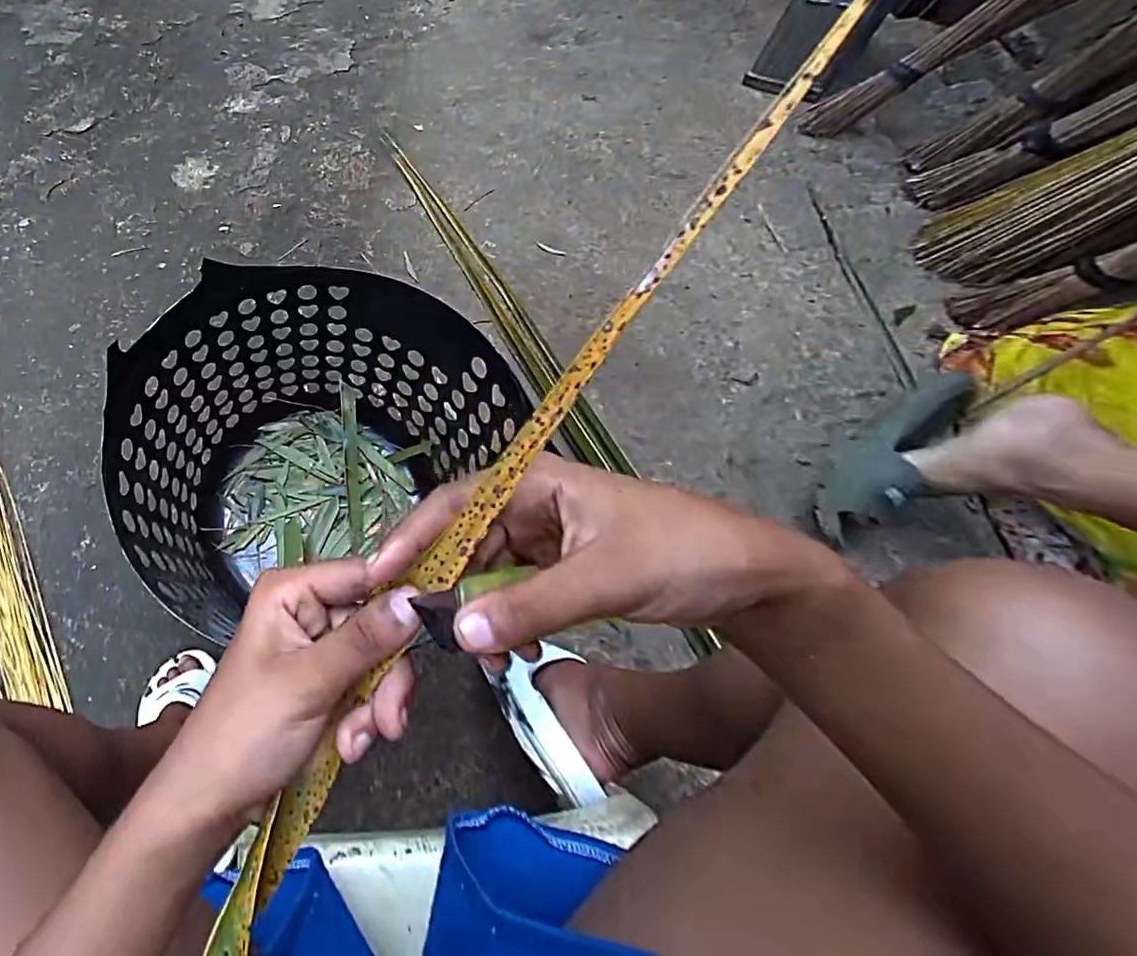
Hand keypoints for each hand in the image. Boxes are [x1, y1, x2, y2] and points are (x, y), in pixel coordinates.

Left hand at [148, 560, 421, 826]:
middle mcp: (305, 610)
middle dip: (385, 676)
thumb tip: (412, 600)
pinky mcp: (326, 681)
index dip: (399, 594)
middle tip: (387, 718)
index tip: (437, 616)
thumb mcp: (308, 682)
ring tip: (356, 738)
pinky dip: (365, 717)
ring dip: (375, 704)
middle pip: (377, 622)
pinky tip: (347, 744)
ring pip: (378, 659)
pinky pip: (367, 686)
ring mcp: (317, 648)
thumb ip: (363, 640)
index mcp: (290, 592)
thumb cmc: (246, 732)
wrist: (215, 797)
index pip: (361, 573)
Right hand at [370, 455, 848, 655]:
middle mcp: (525, 505)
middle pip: (461, 542)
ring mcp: (538, 537)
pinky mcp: (551, 567)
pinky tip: (512, 649)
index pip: (454, 503)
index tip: (381, 574)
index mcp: (531, 482)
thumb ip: (529, 605)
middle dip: (445, 587)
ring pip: (482, 573)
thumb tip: (456, 632)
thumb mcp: (604, 578)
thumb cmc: (681, 552)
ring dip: (476, 612)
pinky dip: (503, 621)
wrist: (754, 580)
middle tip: (425, 630)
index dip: (412, 536)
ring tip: (481, 654)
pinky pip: (508, 593)